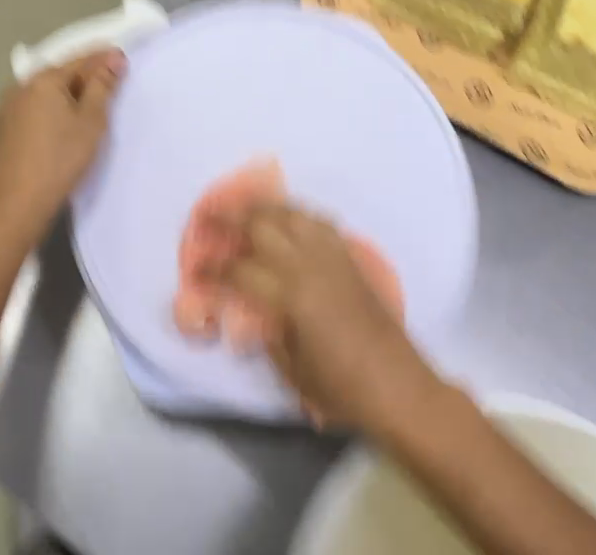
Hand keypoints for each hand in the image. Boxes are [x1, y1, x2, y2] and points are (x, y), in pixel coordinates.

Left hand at [0, 49, 125, 262]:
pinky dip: (50, 110)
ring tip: (88, 103)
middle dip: (84, 75)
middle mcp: (19, 88)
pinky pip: (32, 110)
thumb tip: (111, 59)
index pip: (79, 60)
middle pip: (59, 74)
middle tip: (110, 80)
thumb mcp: (90, 123)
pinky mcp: (0, 131)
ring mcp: (5, 110)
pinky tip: (60, 123)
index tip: (123, 58)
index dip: (103, 58)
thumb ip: (101, 87)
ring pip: (43, 93)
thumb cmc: (59, 161)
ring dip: (66, 94)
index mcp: (42, 81)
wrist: (14, 206)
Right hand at [218, 205, 442, 432]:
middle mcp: (311, 266)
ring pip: (293, 214)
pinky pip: (319, 223)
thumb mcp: (290, 369)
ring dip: (263, 207)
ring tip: (243, 206)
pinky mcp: (352, 259)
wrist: (400, 388)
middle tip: (208, 217)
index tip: (195, 271)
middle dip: (230, 217)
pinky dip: (297, 214)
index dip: (212, 269)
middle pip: (263, 225)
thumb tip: (249, 309)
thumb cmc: (341, 389)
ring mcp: (334, 258)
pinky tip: (287, 219)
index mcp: (291, 296)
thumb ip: (266, 331)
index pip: (239, 270)